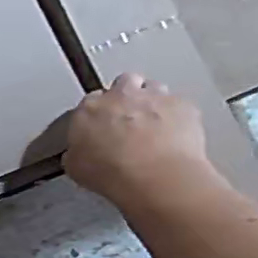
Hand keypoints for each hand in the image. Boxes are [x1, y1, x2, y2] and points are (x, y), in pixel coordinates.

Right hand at [64, 73, 222, 208]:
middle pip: (123, 82)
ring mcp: (154, 97)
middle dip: (125, 95)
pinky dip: (175, 115)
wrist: (153, 176)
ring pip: (153, 87)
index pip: (90, 101)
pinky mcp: (183, 104)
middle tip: (125, 118)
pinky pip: (178, 103)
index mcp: (89, 109)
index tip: (98, 127)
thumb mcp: (75, 167)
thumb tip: (78, 152)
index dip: (95, 114)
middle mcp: (121, 95)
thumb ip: (75, 150)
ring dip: (151, 100)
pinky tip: (172, 134)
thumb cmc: (112, 171)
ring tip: (150, 125)